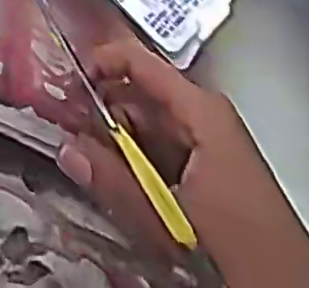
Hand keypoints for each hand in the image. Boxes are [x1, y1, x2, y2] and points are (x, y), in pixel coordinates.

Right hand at [58, 39, 308, 285]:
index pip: (139, 61)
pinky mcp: (207, 167)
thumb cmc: (242, 248)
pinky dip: (133, 156)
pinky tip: (116, 177)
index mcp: (201, 110)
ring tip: (85, 155)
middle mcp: (204, 115)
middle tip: (66, 128)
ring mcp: (208, 141)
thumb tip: (66, 149)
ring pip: (145, 121)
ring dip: (113, 135)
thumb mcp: (171, 217)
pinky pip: (159, 146)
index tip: (66, 85)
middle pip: (138, 92)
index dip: (98, 64)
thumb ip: (116, 183)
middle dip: (99, 107)